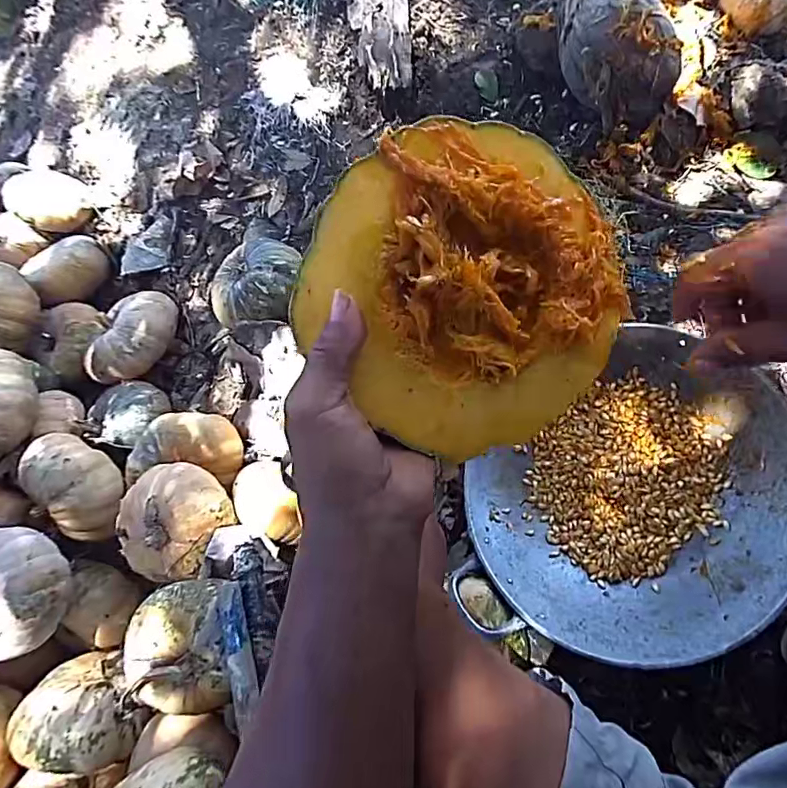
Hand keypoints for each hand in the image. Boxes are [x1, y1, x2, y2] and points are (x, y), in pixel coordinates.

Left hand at [287, 291, 437, 552]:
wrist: (377, 519)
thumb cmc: (334, 464)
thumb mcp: (316, 405)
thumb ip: (330, 355)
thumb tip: (344, 296)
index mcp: (327, 387)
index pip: (340, 337)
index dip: (355, 307)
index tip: (381, 267)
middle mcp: (363, 393)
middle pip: (382, 348)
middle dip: (399, 320)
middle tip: (427, 275)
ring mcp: (397, 408)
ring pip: (412, 366)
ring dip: (427, 343)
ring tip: (453, 296)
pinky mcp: (428, 421)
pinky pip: (438, 390)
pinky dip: (449, 371)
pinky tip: (470, 338)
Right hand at [673, 206, 786, 366]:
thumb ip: (740, 350)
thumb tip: (696, 360)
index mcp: (751, 259)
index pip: (692, 279)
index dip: (685, 311)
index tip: (693, 336)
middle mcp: (768, 229)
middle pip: (722, 267)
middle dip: (723, 304)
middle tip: (747, 338)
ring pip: (755, 256)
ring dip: (753, 290)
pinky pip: (786, 244)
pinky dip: (782, 272)